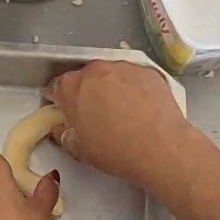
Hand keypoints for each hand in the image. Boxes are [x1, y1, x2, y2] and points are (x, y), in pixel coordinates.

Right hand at [44, 60, 196, 188]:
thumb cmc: (115, 151)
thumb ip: (63, 133)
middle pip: (85, 77)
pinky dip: (133, 88)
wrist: (162, 148)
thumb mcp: (79, 149)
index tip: (65, 110)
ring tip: (121, 110)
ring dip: (111, 87)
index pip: (56, 87)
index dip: (59, 100)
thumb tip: (61, 127)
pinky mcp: (149, 72)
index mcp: (72, 87)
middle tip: (94, 113)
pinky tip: (140, 107)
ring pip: (111, 75)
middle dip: (86, 92)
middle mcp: (96, 70)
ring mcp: (124, 68)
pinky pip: (133, 77)